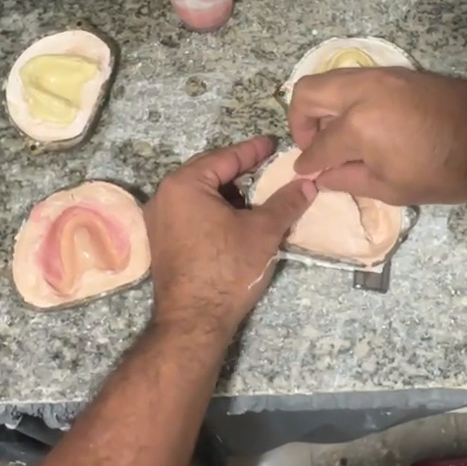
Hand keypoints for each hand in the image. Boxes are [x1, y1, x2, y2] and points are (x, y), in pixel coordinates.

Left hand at [145, 136, 315, 338]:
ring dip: (227, 192)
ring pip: (200, 193)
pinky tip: (235, 221)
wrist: (194, 321)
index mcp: (185, 184)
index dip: (253, 150)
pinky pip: (191, 211)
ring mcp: (159, 219)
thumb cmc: (227, 269)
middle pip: (209, 171)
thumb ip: (285, 202)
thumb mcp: (262, 231)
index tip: (272, 144)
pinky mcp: (162, 240)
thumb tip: (307, 183)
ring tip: (255, 199)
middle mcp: (164, 195)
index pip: (225, 157)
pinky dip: (214, 210)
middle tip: (266, 167)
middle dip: (239, 170)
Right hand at [287, 68, 466, 203]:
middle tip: (312, 145)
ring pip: (329, 79)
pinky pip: (354, 79)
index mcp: (358, 125)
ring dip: (321, 105)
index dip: (307, 163)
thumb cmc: (446, 172)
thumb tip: (319, 176)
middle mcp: (362, 91)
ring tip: (334, 134)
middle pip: (308, 92)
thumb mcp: (392, 189)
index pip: (318, 145)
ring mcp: (381, 76)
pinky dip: (344, 98)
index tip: (304, 171)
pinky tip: (359, 122)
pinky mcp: (397, 72)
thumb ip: (347, 180)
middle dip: (299, 121)